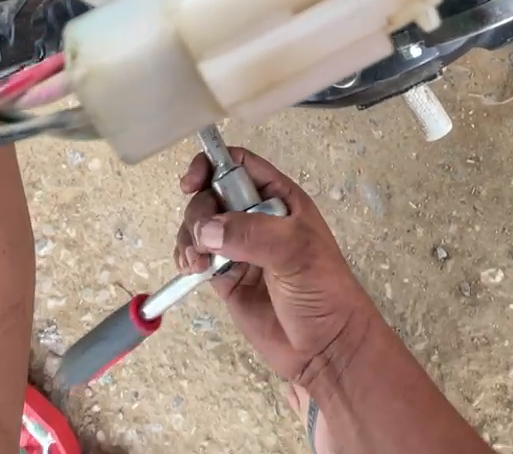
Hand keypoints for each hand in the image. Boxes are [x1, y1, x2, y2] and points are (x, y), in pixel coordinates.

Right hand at [174, 148, 378, 383]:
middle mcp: (255, 216)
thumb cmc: (322, 288)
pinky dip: (186, 257)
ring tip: (196, 261)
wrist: (326, 348)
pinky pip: (197, 255)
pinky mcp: (225, 276)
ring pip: (200, 224)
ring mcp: (239, 246)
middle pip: (211, 194)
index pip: (239, 164)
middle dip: (199, 211)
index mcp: (277, 197)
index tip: (192, 183)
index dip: (212, 165)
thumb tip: (206, 230)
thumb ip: (253, 234)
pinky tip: (191, 268)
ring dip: (188, 236)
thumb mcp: (296, 250)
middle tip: (201, 239)